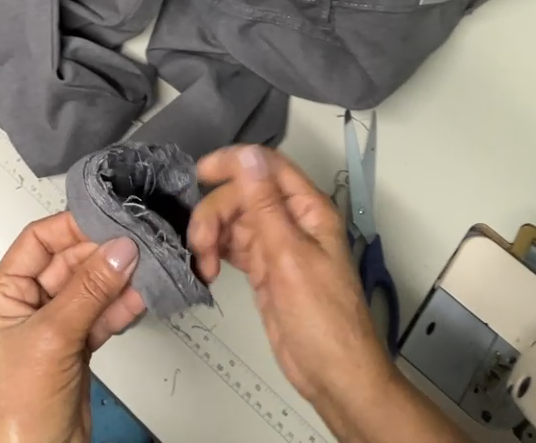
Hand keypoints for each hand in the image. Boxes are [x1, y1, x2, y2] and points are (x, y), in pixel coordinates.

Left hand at [0, 212, 147, 442]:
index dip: (72, 226)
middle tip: (136, 244)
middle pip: (68, 262)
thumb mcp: (52, 339)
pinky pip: (100, 314)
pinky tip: (139, 297)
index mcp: (3, 294)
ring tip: (145, 268)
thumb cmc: (15, 413)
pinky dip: (120, 306)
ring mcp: (52, 328)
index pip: (38, 241)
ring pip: (88, 288)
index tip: (107, 217)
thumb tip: (117, 250)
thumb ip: (88, 290)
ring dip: (116, 279)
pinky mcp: (74, 348)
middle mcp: (25, 306)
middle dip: (102, 254)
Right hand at [188, 146, 465, 442]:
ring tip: (204, 264)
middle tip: (201, 243)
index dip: (233, 163)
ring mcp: (276, 244)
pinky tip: (206, 269)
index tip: (201, 174)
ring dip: (211, 235)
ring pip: (233, 220)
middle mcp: (291, 220)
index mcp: (308, 209)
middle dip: (215, 213)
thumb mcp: (290, 256)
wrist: (334, 377)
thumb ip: (265, 205)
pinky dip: (215, 252)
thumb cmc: (324, 319)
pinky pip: (231, 245)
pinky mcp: (263, 268)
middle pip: (242, 194)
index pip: (267, 165)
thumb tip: (247, 157)